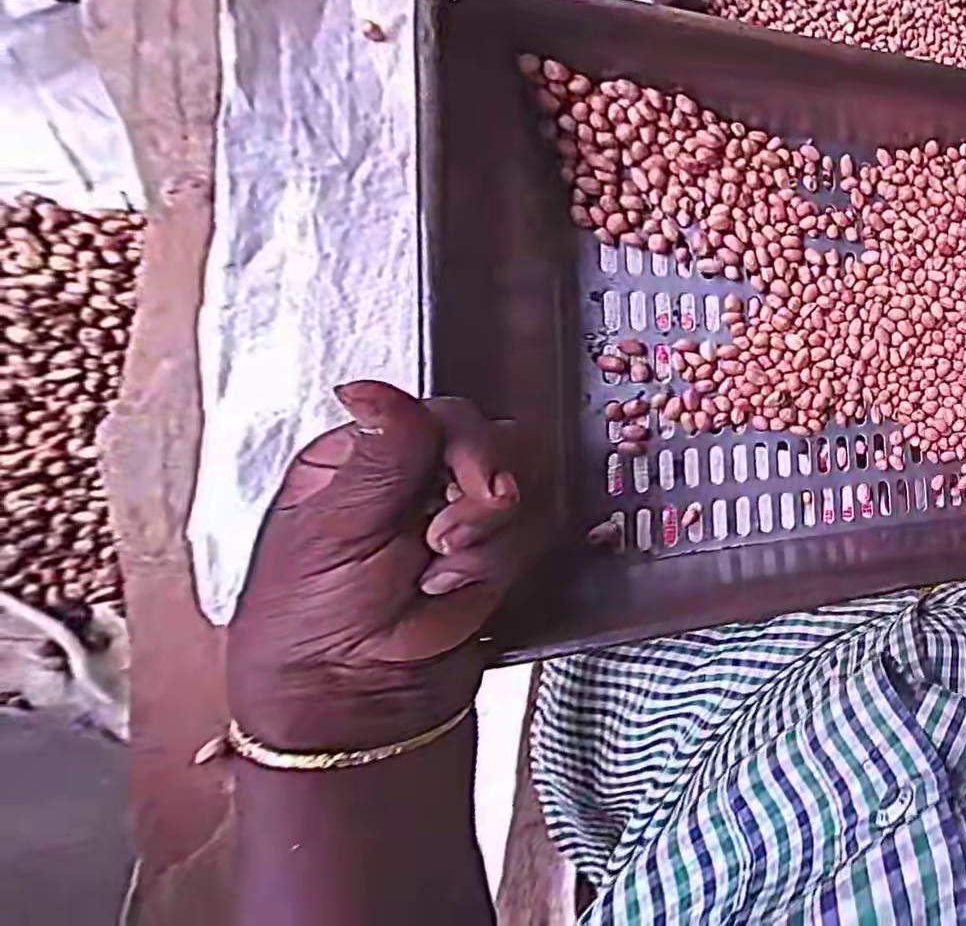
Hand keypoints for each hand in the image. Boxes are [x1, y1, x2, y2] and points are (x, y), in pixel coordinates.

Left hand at [228, 381, 539, 752]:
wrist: (361, 692)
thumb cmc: (316, 617)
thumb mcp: (334, 535)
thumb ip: (375, 461)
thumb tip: (367, 389)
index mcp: (374, 457)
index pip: (449, 417)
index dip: (472, 445)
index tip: (474, 483)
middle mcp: (429, 475)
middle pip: (500, 444)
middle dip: (486, 494)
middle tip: (452, 538)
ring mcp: (471, 508)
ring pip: (526, 487)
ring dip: (491, 536)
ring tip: (441, 573)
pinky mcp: (504, 541)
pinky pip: (534, 529)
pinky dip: (501, 561)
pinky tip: (457, 586)